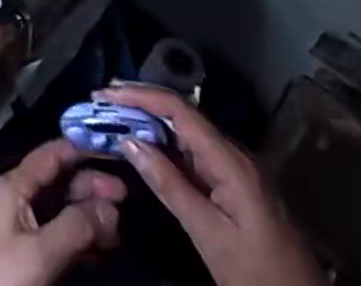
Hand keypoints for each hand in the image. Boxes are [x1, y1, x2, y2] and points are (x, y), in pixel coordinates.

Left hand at [0, 138, 128, 285]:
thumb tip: (111, 206)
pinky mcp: (27, 257)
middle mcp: (19, 200)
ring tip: (117, 230)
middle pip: (61, 182)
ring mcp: (23, 230)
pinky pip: (60, 238)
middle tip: (124, 198)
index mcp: (15, 186)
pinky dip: (82, 240)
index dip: (82, 147)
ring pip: (63, 212)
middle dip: (92, 187)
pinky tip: (102, 251)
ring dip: (90, 216)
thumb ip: (76, 225)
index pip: (53, 154)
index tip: (115, 148)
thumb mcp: (39, 250)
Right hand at [96, 84, 323, 285]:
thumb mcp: (210, 236)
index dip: (141, 95)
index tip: (105, 93)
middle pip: (181, 114)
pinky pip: (192, 154)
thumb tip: (130, 141)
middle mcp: (232, 153)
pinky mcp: (231, 185)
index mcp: (229, 159)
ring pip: (185, 133)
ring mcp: (233, 169)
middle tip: (101, 100)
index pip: (179, 111)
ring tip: (113, 116)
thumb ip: (170, 186)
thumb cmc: (258, 275)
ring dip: (149, 121)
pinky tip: (143, 146)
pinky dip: (163, 145)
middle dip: (140, 102)